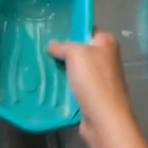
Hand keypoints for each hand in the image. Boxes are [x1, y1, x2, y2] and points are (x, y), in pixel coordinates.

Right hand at [49, 32, 140, 147]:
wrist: (103, 118)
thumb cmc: (93, 81)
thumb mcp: (75, 54)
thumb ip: (62, 46)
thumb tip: (51, 44)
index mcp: (107, 43)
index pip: (87, 29)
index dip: (71, 29)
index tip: (51, 32)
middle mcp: (106, 58)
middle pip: (80, 50)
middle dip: (63, 51)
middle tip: (42, 50)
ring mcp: (101, 78)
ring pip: (76, 69)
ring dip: (61, 70)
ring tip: (41, 66)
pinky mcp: (94, 95)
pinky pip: (75, 85)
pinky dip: (64, 85)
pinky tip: (49, 85)